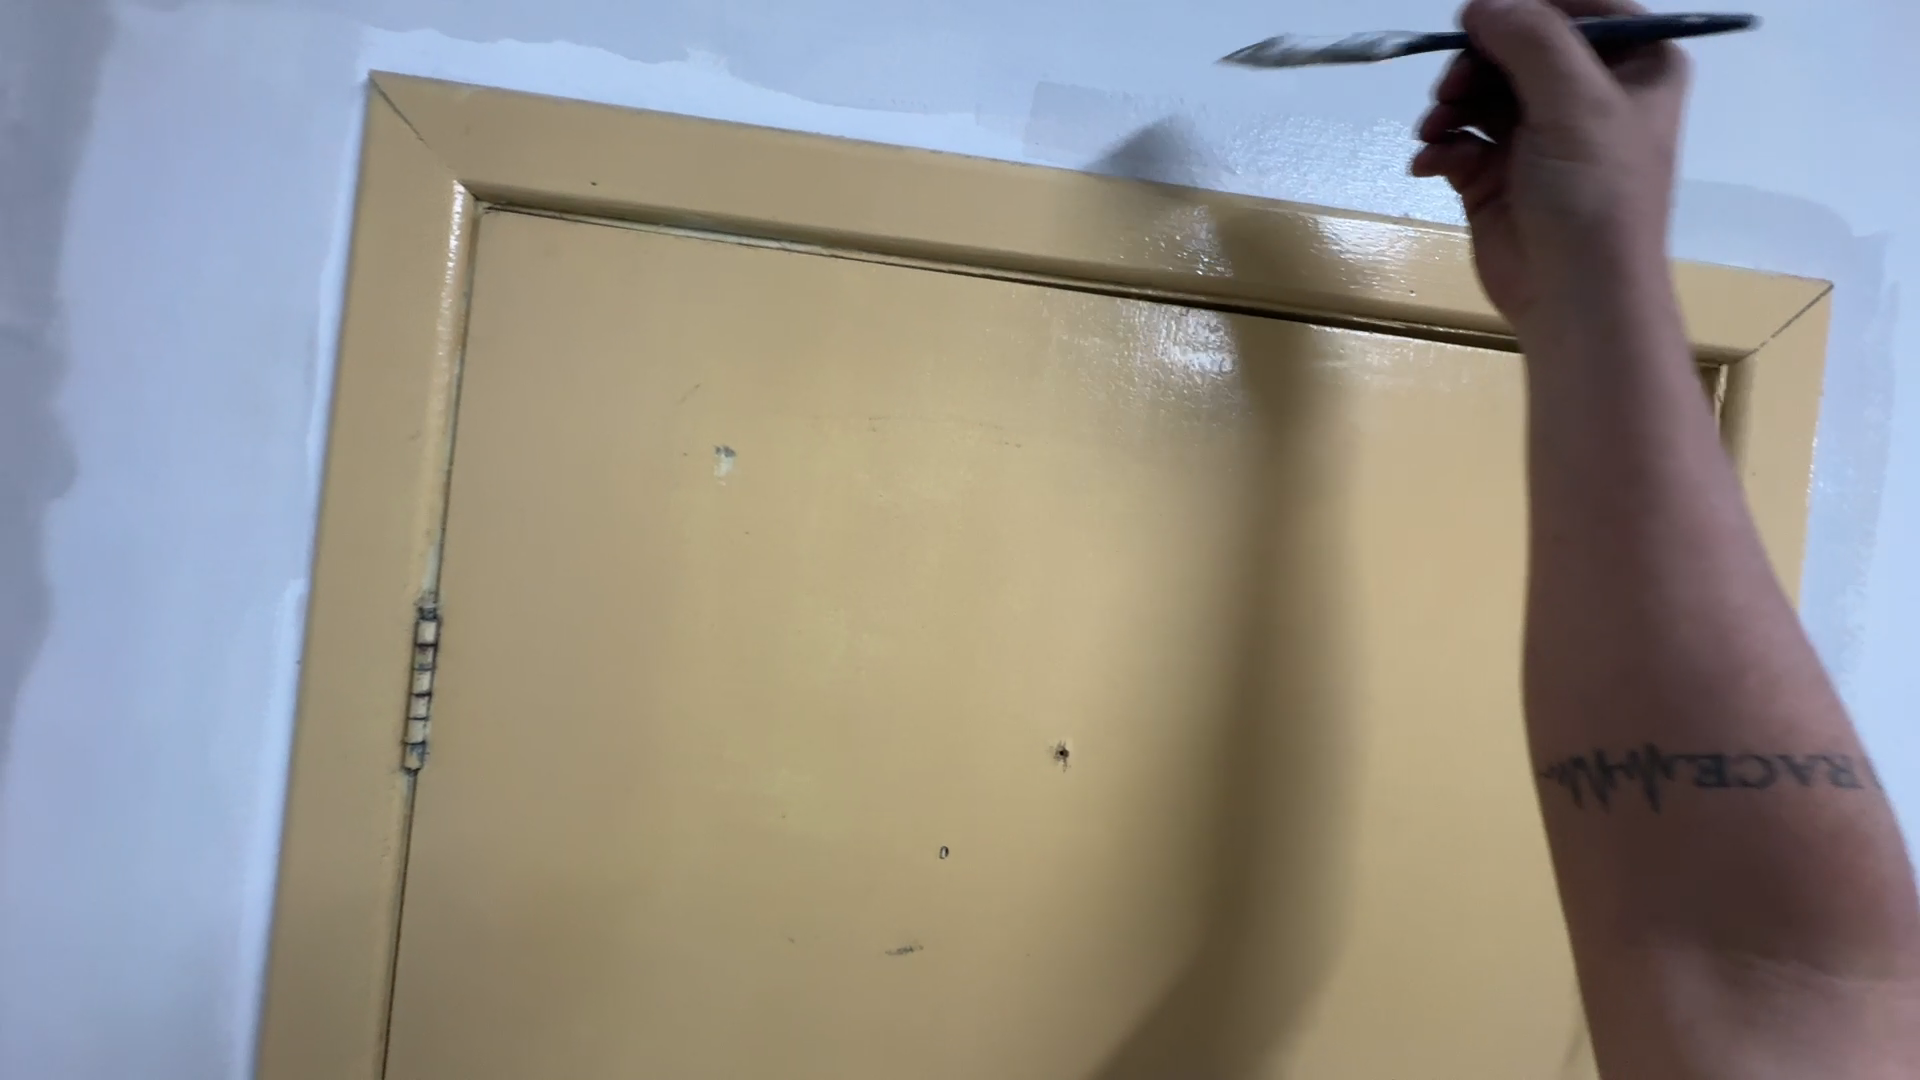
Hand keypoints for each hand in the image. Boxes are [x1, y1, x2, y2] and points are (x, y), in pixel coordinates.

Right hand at [1410, 0, 1688, 337]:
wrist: (1570, 291)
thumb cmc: (1593, 193)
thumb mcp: (1575, 103)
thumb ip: (1531, 43)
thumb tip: (1478, 4)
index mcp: (1632, 64)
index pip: (1579, 9)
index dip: (1526, 8)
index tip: (1473, 20)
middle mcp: (1583, 96)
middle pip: (1518, 53)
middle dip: (1476, 67)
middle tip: (1447, 90)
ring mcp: (1535, 140)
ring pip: (1480, 99)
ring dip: (1449, 110)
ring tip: (1432, 132)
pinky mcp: (1493, 179)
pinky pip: (1459, 146)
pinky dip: (1439, 151)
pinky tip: (1427, 164)